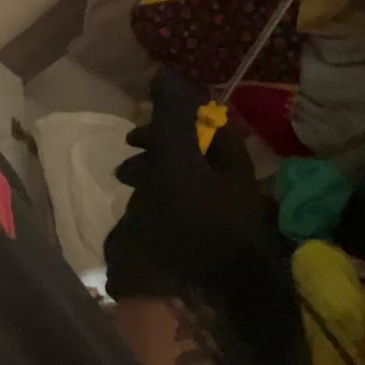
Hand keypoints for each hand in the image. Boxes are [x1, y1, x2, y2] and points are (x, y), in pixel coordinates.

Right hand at [103, 73, 279, 302]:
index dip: (187, 116)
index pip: (219, 134)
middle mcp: (230, 201)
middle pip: (197, 156)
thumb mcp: (174, 161)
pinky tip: (128, 196)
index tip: (152, 112)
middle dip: (162, 142)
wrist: (165, 291)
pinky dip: (146, 192)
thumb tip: (166, 73)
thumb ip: (172, 119)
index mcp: (239, 182)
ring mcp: (206, 223)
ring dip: (150, 166)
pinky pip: (164, 202)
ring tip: (124, 173)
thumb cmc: (177, 222)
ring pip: (178, 179)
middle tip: (132, 140)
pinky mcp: (181, 241)